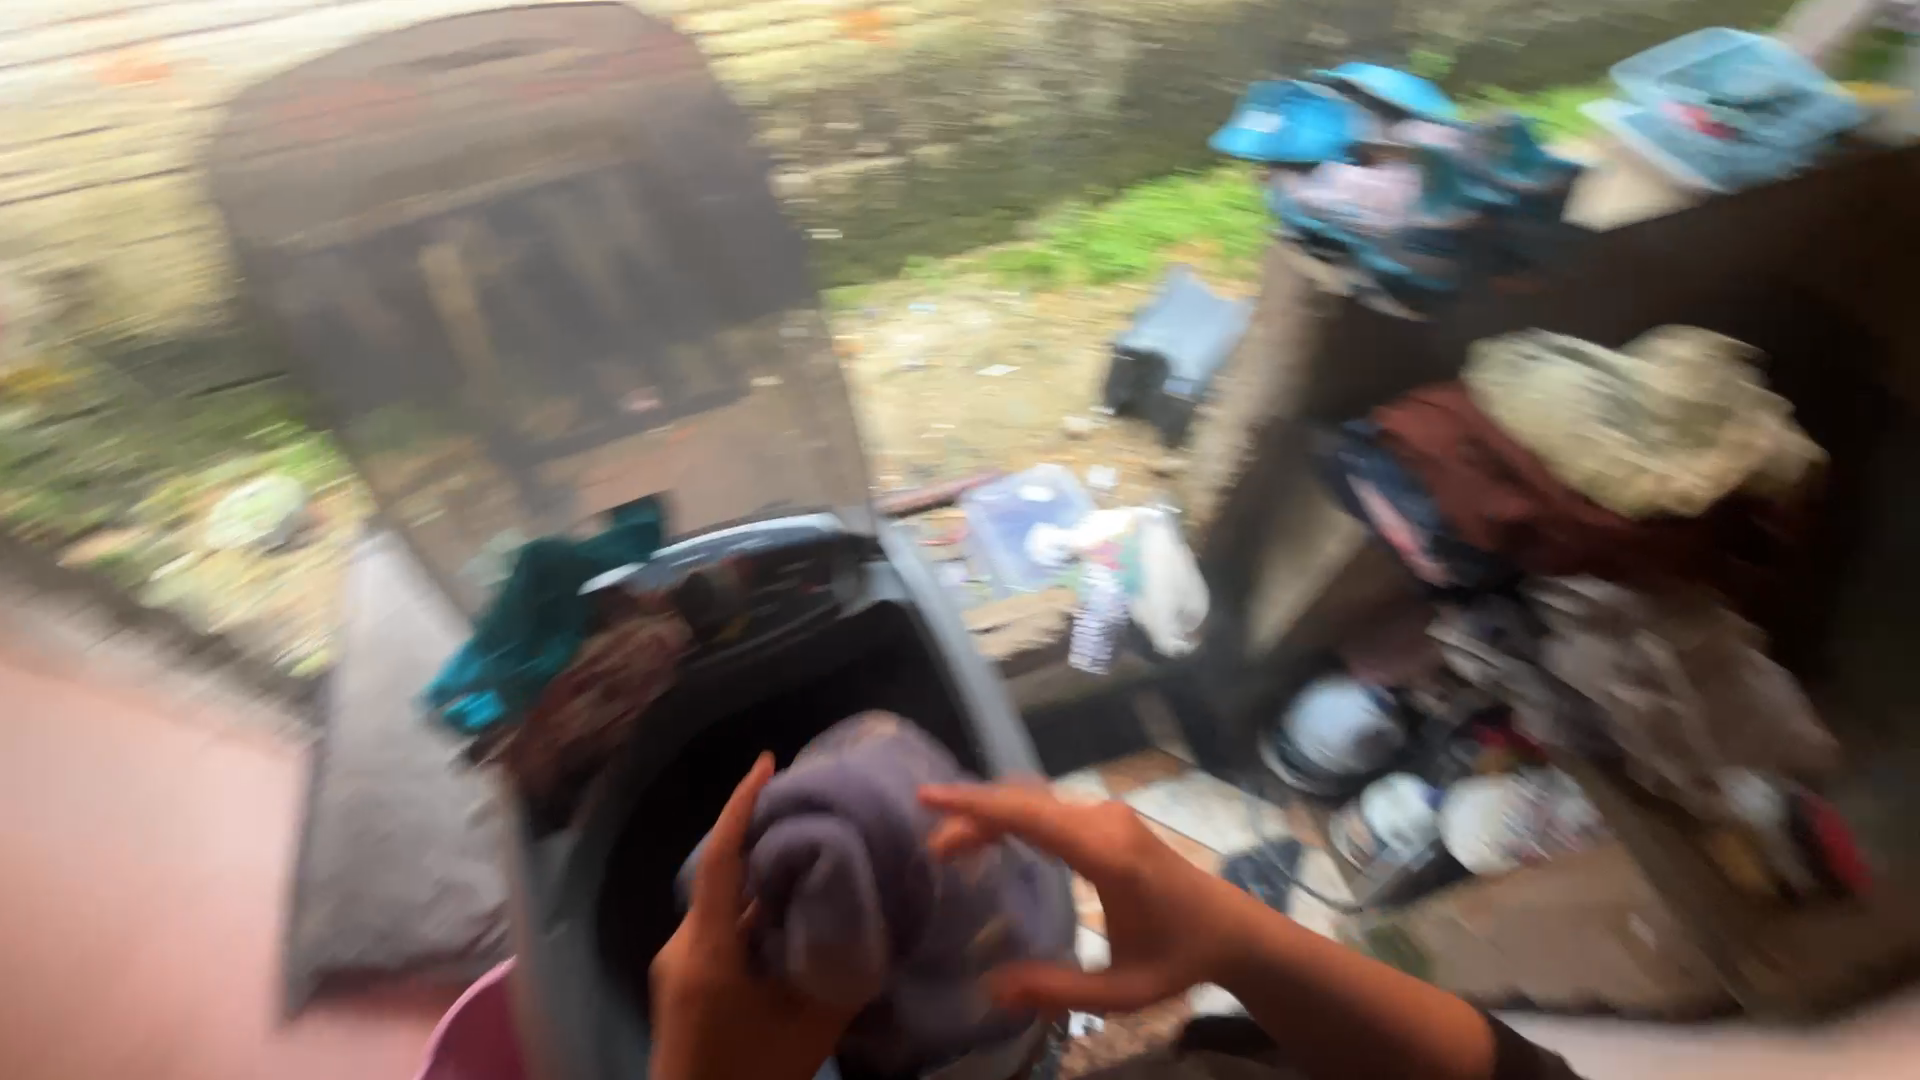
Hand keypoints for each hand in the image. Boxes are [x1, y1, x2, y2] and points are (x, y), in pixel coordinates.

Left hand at [650, 753, 855, 1079]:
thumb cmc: (750, 1078)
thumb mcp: (810, 1027)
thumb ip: (842, 968)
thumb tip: (876, 919)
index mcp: (707, 951)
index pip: (721, 859)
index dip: (741, 804)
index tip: (766, 762)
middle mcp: (681, 945)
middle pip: (724, 874)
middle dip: (764, 838)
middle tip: (810, 813)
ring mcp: (675, 962)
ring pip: (724, 902)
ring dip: (761, 880)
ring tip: (809, 862)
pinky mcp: (680, 977)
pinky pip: (718, 924)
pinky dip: (751, 909)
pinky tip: (785, 915)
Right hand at [919, 782, 1255, 1014]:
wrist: (1227, 926)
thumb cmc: (1176, 958)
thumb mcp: (1120, 990)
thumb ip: (1057, 989)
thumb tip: (991, 990)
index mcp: (1105, 854)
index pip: (1028, 816)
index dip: (975, 805)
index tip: (929, 797)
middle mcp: (1102, 819)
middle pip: (1023, 804)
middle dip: (972, 817)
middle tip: (934, 848)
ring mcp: (1105, 812)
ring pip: (1034, 801)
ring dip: (991, 816)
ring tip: (951, 846)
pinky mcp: (1105, 815)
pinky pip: (1049, 806)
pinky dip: (1014, 816)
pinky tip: (991, 835)